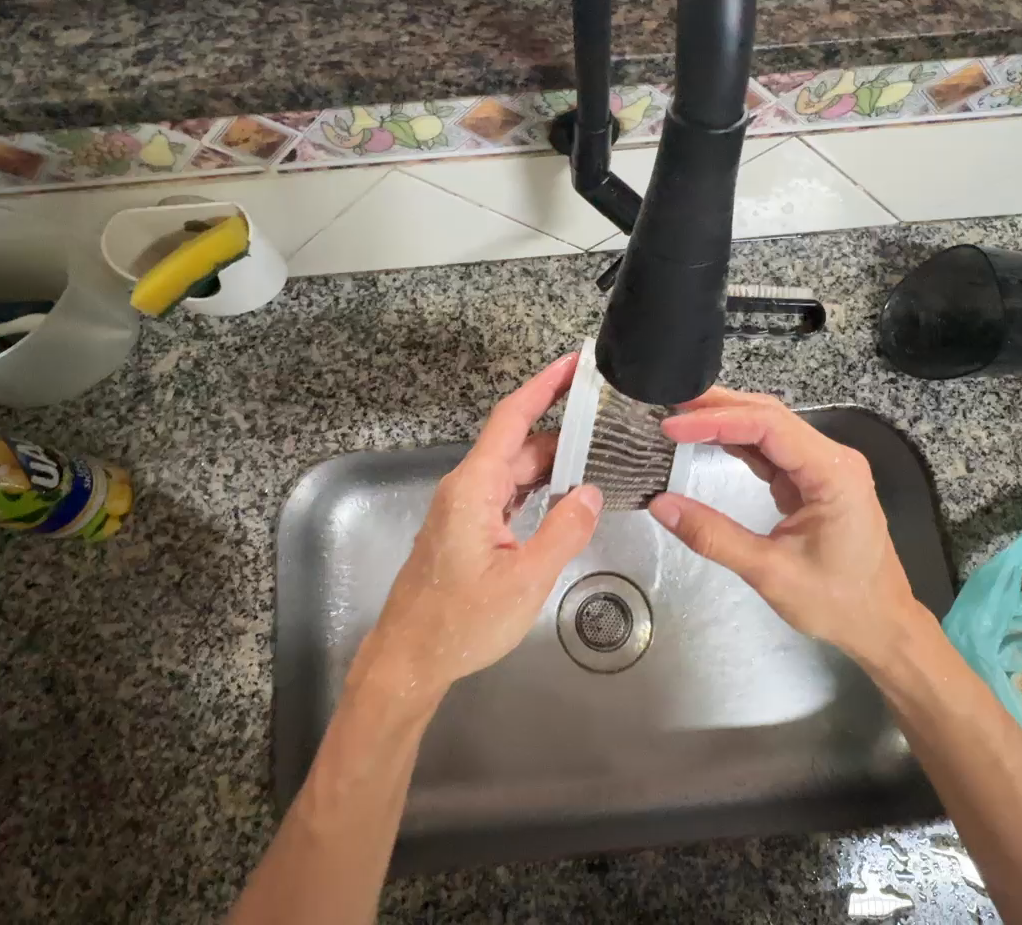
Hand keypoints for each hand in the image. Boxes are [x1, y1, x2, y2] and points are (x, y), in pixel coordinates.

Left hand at [356, 354, 603, 701]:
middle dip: (563, 430)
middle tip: (611, 421)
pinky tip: (568, 494)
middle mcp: (467, 488)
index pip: (511, 419)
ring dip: (554, 463)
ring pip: (514, 472)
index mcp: (474, 488)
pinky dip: (539, 489)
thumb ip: (563, 532)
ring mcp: (465, 510)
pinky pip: (508, 495)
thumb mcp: (524, 580)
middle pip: (519, 445)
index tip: (574, 363)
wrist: (410, 659)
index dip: (543, 386)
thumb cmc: (462, 622)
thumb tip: (593, 492)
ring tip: (600, 453)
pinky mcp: (468, 530)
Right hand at [645, 388, 925, 665]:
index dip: (716, 420)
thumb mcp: (769, 572)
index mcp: (832, 472)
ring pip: (769, 428)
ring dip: (726, 420)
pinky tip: (707, 438)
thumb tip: (660, 505)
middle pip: (769, 415)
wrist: (882, 625)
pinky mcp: (812, 480)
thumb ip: (713, 536)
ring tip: (680, 416)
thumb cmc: (836, 602)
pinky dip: (738, 442)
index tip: (672, 425)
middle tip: (669, 404)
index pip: (768, 426)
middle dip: (718, 407)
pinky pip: (771, 450)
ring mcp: (823, 467)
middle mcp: (832, 458)